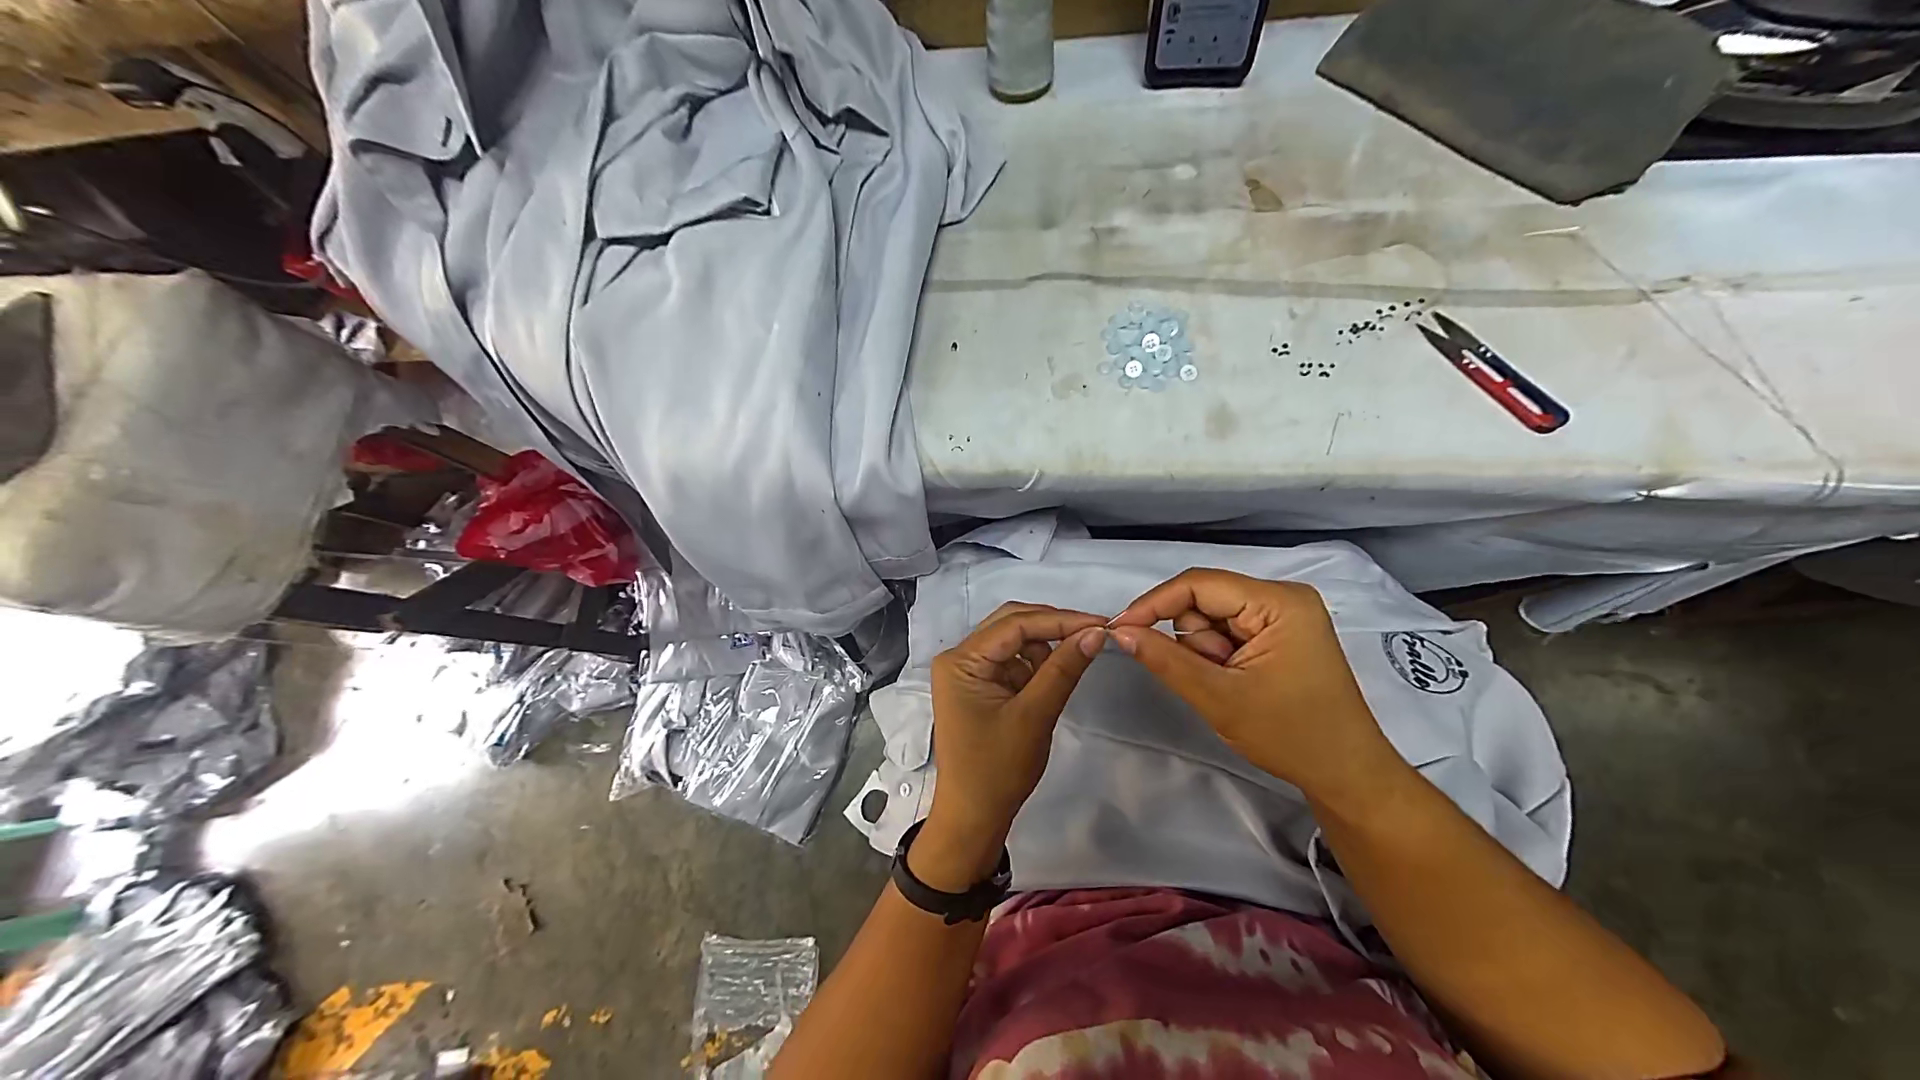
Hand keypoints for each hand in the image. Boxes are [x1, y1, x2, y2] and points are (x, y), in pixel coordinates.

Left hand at [917, 604, 1105, 890]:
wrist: (973, 816)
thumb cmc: (997, 769)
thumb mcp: (1035, 715)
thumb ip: (1063, 669)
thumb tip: (1095, 633)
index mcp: (961, 661)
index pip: (1014, 624)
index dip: (1060, 619)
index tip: (1101, 623)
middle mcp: (959, 657)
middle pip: (1012, 624)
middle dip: (1053, 629)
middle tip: (1094, 636)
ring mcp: (968, 671)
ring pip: (1015, 641)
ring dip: (1044, 650)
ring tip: (1064, 675)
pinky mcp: (980, 685)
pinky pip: (1013, 662)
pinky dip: (1035, 668)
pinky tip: (1048, 686)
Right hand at [1108, 569, 1405, 808]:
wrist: (1344, 774)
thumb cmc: (1290, 734)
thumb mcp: (1218, 696)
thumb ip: (1164, 658)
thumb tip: (1119, 631)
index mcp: (1279, 602)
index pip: (1198, 584)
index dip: (1153, 604)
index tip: (1119, 629)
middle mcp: (1283, 596)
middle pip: (1204, 599)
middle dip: (1193, 639)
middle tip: (1210, 677)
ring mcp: (1283, 614)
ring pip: (1211, 617)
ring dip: (1204, 651)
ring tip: (1229, 685)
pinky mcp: (1279, 633)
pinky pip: (1227, 630)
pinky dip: (1217, 656)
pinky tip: (1236, 682)